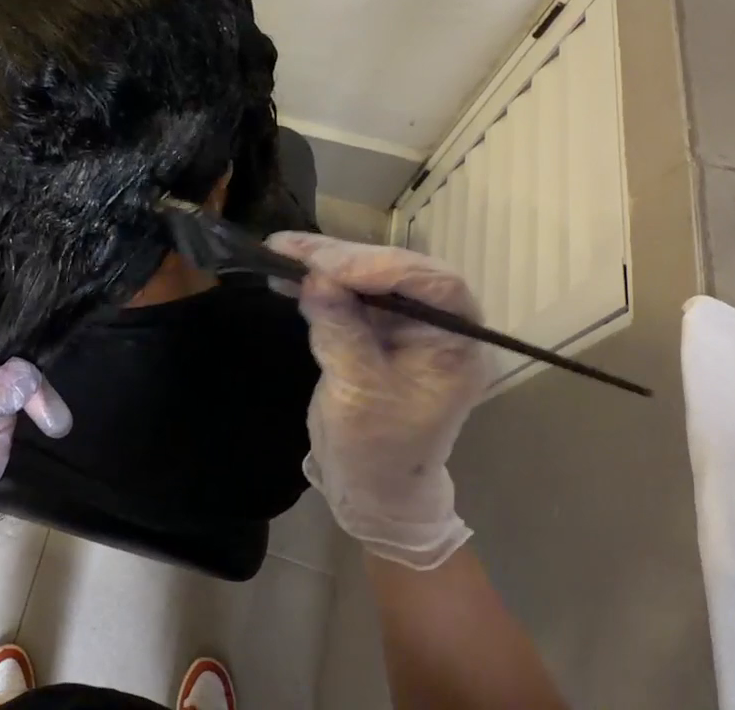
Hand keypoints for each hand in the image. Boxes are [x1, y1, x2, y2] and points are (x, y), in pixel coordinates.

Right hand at [269, 233, 489, 569]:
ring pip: (369, 276)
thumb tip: (316, 279)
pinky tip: (286, 276)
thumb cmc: (377, 449)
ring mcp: (406, 325)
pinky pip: (350, 294)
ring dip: (323, 263)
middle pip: (397, 271)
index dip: (379, 266)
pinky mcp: (376, 329)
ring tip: (278, 251)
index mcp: (456, 344)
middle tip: (289, 248)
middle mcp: (439, 325)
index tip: (325, 265)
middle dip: (342, 257)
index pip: (432, 284)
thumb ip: (341, 332)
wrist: (372, 488)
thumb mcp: (358, 393)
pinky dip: (318, 283)